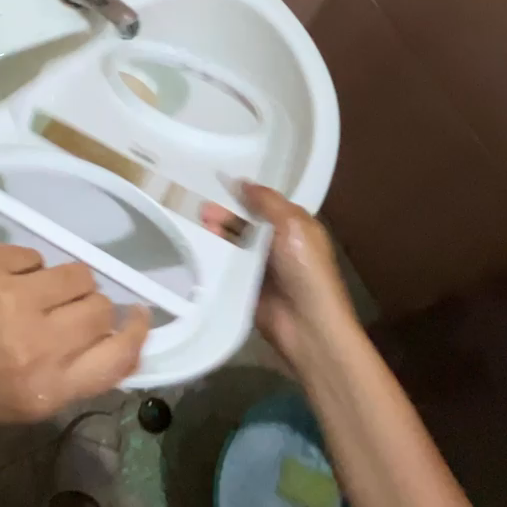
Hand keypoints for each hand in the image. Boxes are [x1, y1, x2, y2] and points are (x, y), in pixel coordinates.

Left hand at [0, 242, 150, 438]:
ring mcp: (11, 296)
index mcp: (42, 391)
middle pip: (99, 306)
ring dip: (57, 281)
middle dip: (89, 305)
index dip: (136, 333)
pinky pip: (30, 254)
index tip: (139, 316)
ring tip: (25, 290)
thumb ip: (55, 372)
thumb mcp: (6, 405)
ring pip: (71, 272)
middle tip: (61, 308)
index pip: (119, 357)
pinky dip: (20, 265)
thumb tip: (94, 333)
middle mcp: (36, 343)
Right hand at [206, 182, 352, 360]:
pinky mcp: (245, 284)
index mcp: (296, 226)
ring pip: (235, 240)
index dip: (246, 192)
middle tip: (204, 207)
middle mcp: (278, 242)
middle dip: (227, 211)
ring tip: (200, 221)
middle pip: (247, 220)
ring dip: (219, 229)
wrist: (307, 326)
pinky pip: (227, 263)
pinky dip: (214, 252)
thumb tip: (243, 182)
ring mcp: (261, 265)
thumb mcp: (292, 225)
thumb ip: (267, 201)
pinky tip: (199, 242)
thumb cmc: (305, 269)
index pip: (267, 203)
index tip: (219, 180)